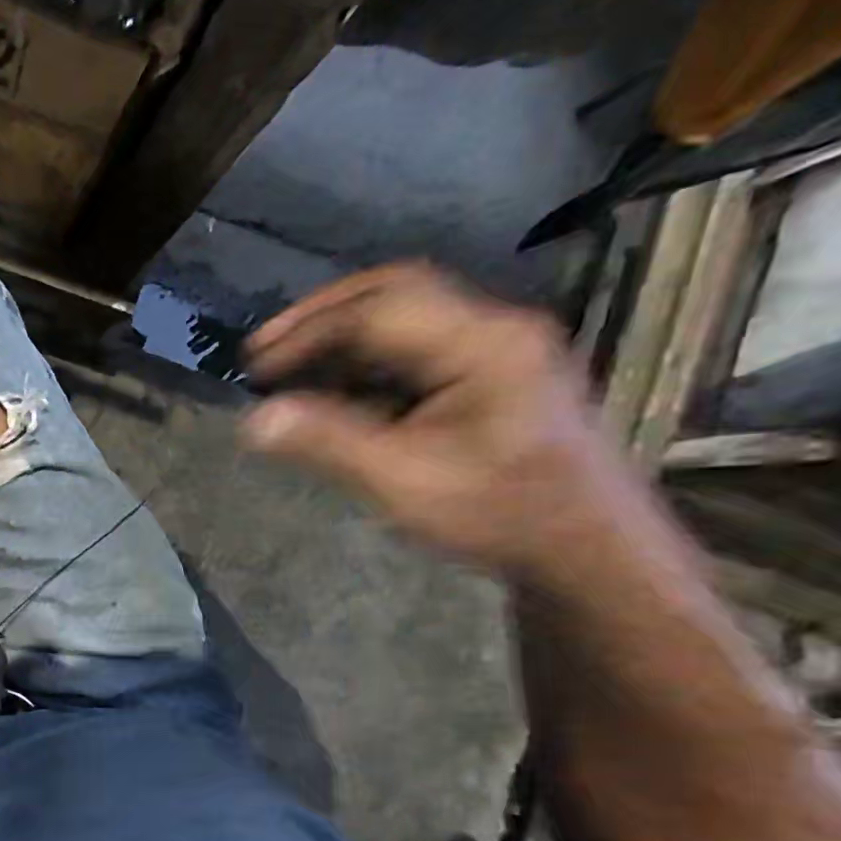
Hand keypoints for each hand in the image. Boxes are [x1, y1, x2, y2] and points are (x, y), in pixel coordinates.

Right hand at [238, 262, 646, 574]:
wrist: (586, 549)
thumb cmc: (500, 515)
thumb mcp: (404, 481)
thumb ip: (327, 442)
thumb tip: (254, 420)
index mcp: (482, 343)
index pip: (376, 311)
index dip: (306, 334)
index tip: (255, 367)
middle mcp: (492, 325)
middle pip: (391, 291)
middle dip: (318, 316)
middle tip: (264, 348)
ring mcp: (494, 344)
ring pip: (401, 312)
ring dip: (338, 332)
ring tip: (288, 365)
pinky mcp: (488, 367)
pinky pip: (414, 342)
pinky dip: (363, 355)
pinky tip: (334, 385)